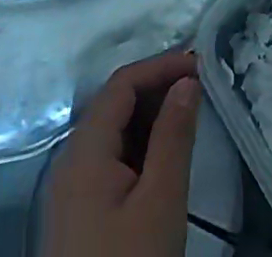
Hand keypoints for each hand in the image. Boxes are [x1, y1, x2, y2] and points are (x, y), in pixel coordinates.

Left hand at [40, 50, 200, 256]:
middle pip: (113, 103)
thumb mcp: (160, 200)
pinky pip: (109, 156)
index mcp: (84, 150)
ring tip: (190, 110)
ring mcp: (71, 185)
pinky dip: (139, 142)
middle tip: (201, 84)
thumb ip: (174, 136)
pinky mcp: (78, 209)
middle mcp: (70, 158)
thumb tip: (187, 82)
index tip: (200, 63)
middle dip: (156, 86)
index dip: (160, 66)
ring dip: (150, 113)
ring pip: (112, 130)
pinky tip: (165, 149)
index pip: (121, 84)